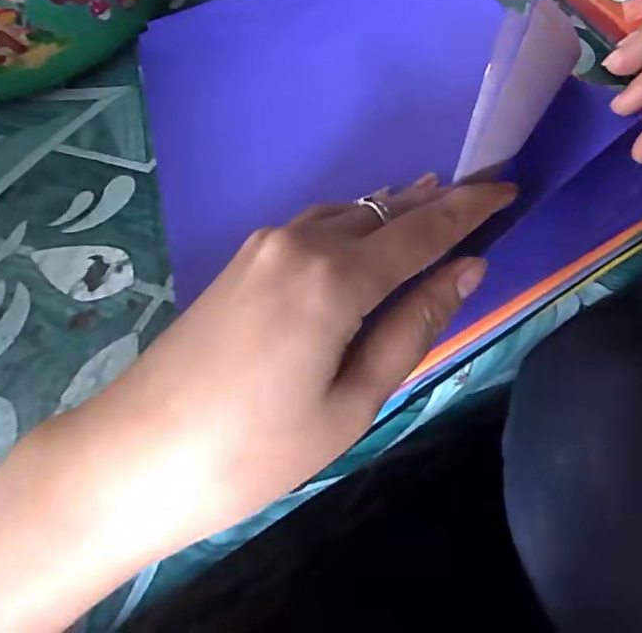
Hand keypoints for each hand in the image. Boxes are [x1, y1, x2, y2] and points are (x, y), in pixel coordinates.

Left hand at [0, 177, 517, 631]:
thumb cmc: (254, 449)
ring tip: (433, 211)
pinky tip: (366, 240)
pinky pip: (316, 225)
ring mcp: (266, 242)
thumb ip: (411, 327)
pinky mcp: (245, 256)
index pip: (421, 230)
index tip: (507, 188)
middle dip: (435, 203)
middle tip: (480, 196)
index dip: (470, 209)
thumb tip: (466, 271)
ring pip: (348, 213)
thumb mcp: (351, 403)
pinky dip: (353, 225)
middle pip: (385, 211)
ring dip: (392, 212)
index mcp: (334, 276)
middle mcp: (301, 240)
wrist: (134, 453)